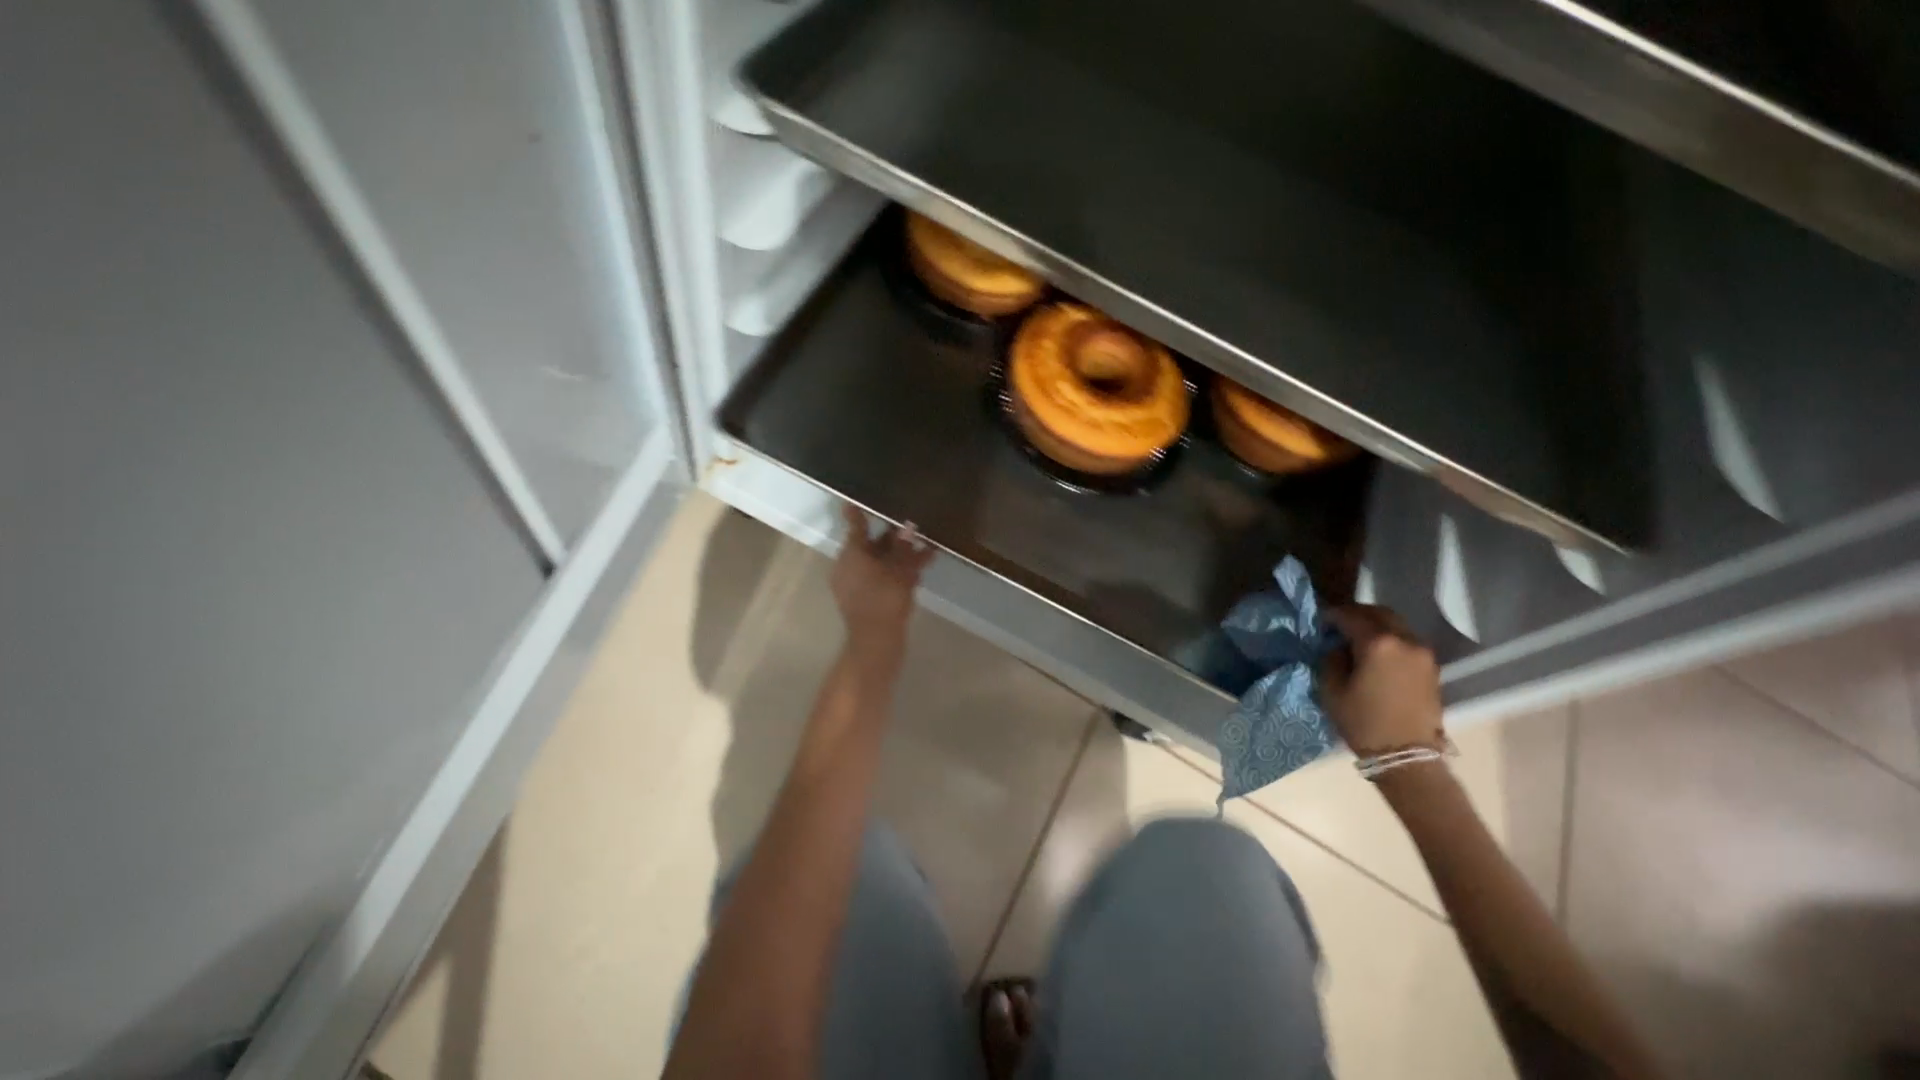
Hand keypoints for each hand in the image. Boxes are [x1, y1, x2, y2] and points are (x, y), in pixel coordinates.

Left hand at [832, 505, 933, 661]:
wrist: (875, 645)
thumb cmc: (883, 602)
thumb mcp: (899, 572)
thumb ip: (905, 549)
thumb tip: (909, 527)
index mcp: (852, 555)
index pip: (856, 526)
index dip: (857, 512)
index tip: (855, 498)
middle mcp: (850, 566)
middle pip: (872, 544)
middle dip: (894, 536)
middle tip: (914, 524)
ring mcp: (857, 584)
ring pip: (881, 562)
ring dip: (902, 556)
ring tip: (928, 547)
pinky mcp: (867, 599)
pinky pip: (882, 578)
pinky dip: (898, 572)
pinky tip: (921, 570)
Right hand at [1322, 605, 1444, 754]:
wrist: (1407, 756)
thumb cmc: (1364, 723)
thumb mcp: (1332, 690)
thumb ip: (1331, 658)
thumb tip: (1337, 646)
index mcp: (1377, 643)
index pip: (1350, 616)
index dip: (1332, 615)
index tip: (1320, 622)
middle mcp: (1404, 639)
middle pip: (1378, 613)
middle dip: (1356, 614)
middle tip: (1338, 625)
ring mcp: (1422, 652)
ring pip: (1395, 624)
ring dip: (1375, 625)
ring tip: (1357, 639)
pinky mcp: (1431, 666)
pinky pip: (1406, 640)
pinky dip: (1390, 639)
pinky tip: (1376, 654)